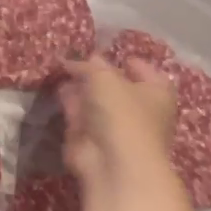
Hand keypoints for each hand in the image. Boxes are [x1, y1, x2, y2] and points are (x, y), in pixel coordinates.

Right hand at [59, 55, 178, 196]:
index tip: (102, 49)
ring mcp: (114, 123)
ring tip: (57, 67)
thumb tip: (78, 60)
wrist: (112, 161)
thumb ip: (90, 66)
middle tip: (72, 58)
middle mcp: (138, 108)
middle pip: (116, 84)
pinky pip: (78, 111)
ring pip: (94, 98)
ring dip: (78, 86)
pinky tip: (53, 86)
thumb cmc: (122, 114)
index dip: (125, 59)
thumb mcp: (104, 78)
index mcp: (156, 93)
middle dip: (95, 72)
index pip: (144, 70)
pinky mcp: (90, 135)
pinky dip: (67, 100)